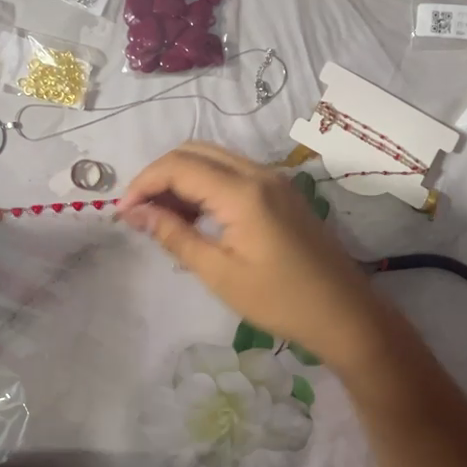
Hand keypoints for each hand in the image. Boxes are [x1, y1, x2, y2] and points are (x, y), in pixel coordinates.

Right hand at [119, 143, 392, 375]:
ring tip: (160, 217)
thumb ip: (174, 236)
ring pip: (213, 158)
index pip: (178, 166)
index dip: (144, 184)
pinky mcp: (282, 192)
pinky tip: (192, 216)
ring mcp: (274, 180)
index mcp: (242, 192)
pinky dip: (204, 184)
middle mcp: (259, 173)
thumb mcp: (219, 273)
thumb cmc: (279, 300)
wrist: (344, 314)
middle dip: (159, 175)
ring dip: (181, 178)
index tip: (122, 213)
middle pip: (194, 152)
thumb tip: (133, 213)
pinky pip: (232, 172)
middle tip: (138, 212)